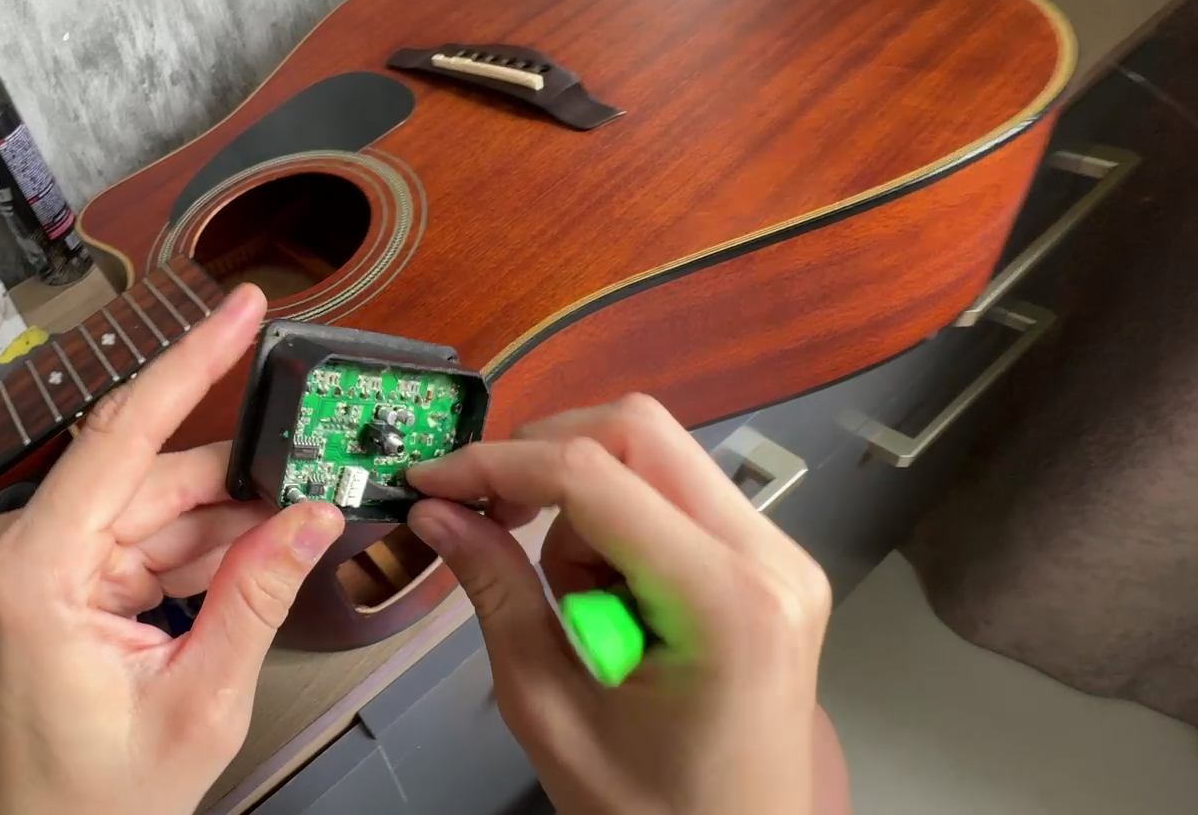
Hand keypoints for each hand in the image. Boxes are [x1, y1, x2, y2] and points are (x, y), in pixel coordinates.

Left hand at [0, 284, 346, 814]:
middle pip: (156, 469)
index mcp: (38, 567)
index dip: (191, 361)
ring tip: (281, 537)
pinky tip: (242, 557)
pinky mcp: (65, 558)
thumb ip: (256, 597)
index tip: (240, 311)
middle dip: (237, 477)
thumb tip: (309, 519)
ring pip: (160, 495)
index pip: (122, 432)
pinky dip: (200, 538)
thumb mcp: (198, 704)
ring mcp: (45, 546)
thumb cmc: (88, 794)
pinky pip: (148, 524)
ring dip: (224, 516)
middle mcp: (29, 539)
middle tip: (308, 472)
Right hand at [405, 395, 835, 814]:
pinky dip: (604, 509)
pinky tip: (600, 583)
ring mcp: (774, 549)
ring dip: (574, 493)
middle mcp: (767, 555)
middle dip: (539, 454)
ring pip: (645, 447)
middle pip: (633, 428)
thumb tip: (433, 510)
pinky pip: (662, 484)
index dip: (495, 464)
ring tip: (564, 588)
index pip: (590, 475)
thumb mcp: (547, 704)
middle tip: (491, 512)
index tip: (431, 482)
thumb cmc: (647, 809)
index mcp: (724, 603)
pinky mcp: (760, 554)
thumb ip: (494, 589)